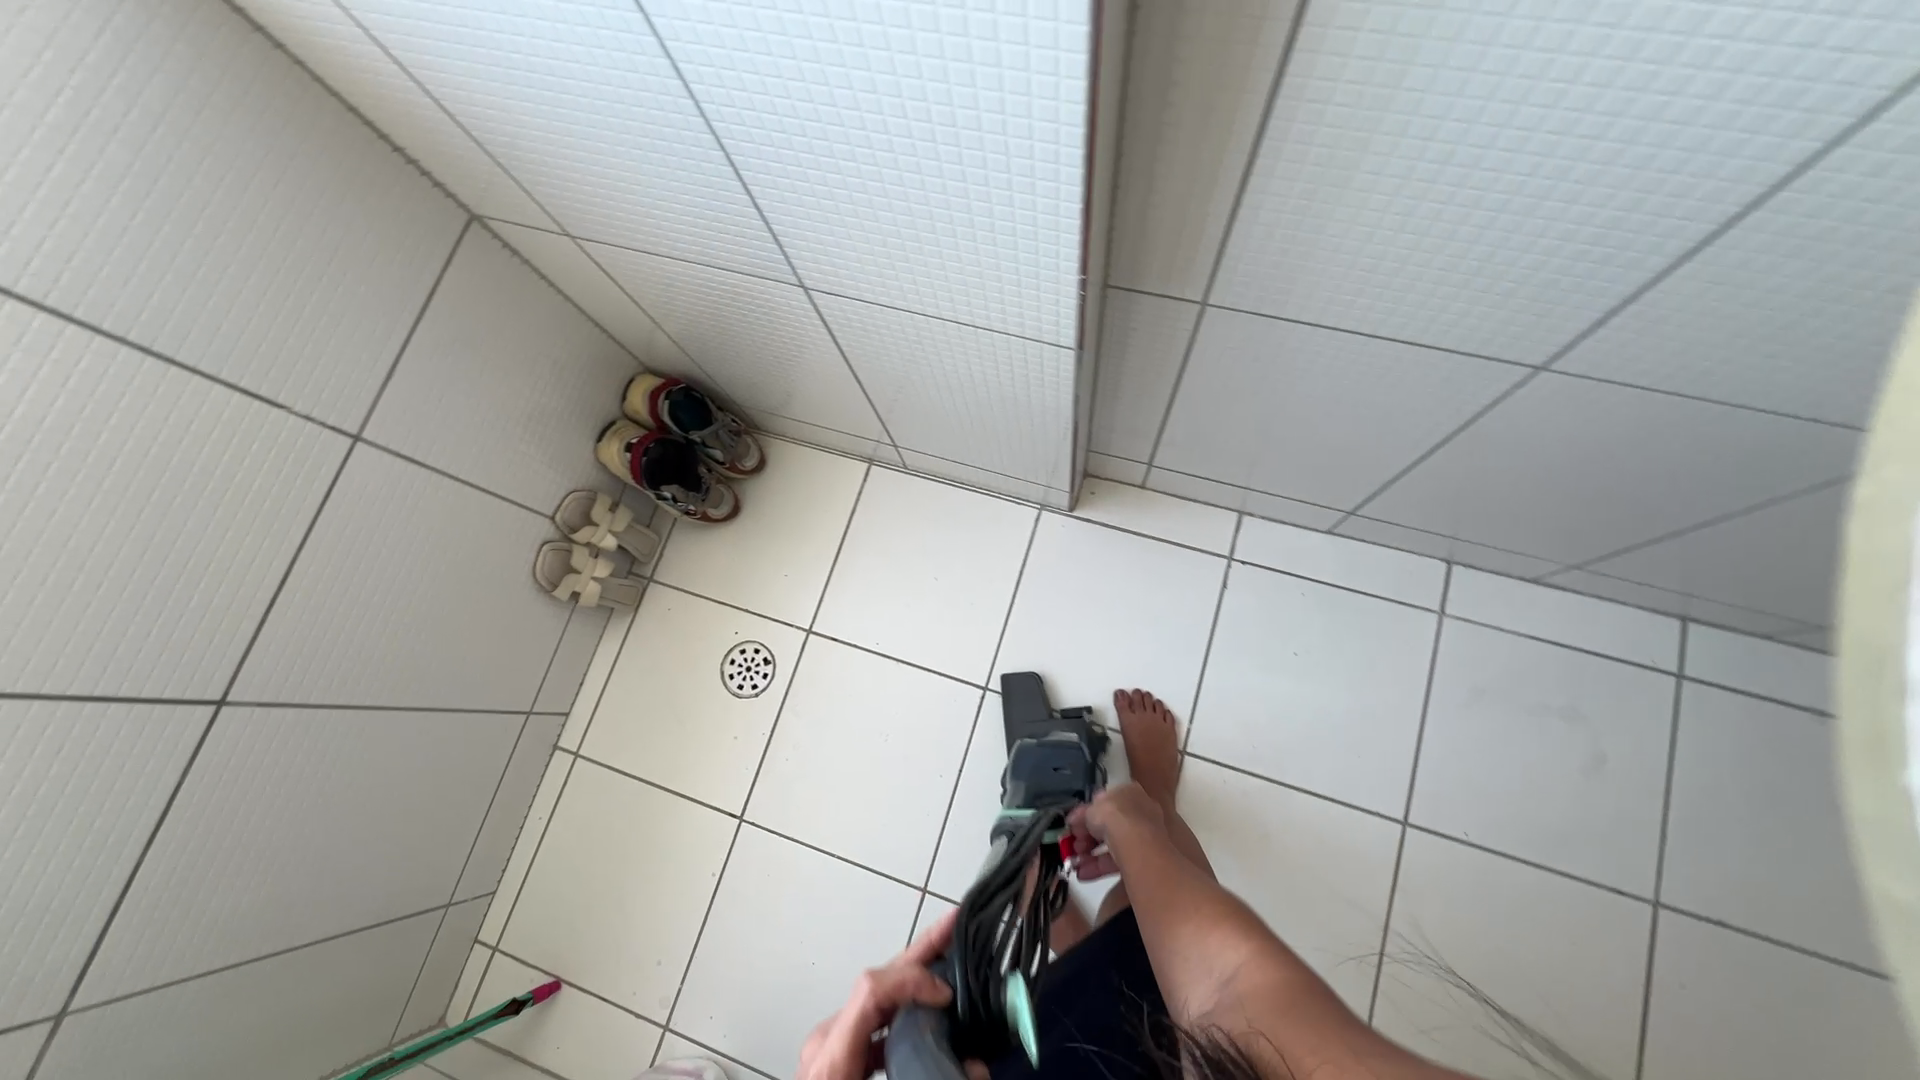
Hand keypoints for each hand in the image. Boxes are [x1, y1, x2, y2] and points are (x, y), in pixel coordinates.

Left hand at [797, 908, 985, 1079]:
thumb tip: (980, 1069)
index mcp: (832, 1058)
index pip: (870, 992)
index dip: (911, 979)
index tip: (947, 995)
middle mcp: (827, 1042)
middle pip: (874, 982)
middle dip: (918, 951)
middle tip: (956, 922)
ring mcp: (830, 1048)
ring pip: (875, 998)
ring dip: (914, 975)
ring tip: (950, 955)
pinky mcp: (838, 1060)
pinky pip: (874, 1023)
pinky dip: (904, 1009)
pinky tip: (930, 1009)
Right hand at [1066, 782, 1164, 880]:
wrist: (1136, 842)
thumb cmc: (1113, 815)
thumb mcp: (1090, 808)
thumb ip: (1082, 814)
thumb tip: (1074, 820)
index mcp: (1129, 792)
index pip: (1106, 803)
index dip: (1087, 815)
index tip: (1073, 826)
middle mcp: (1139, 812)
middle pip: (1109, 825)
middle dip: (1088, 837)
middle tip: (1073, 845)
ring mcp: (1143, 836)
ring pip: (1112, 845)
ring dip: (1090, 855)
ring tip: (1074, 863)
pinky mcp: (1143, 858)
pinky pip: (1118, 861)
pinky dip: (1099, 868)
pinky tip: (1083, 874)